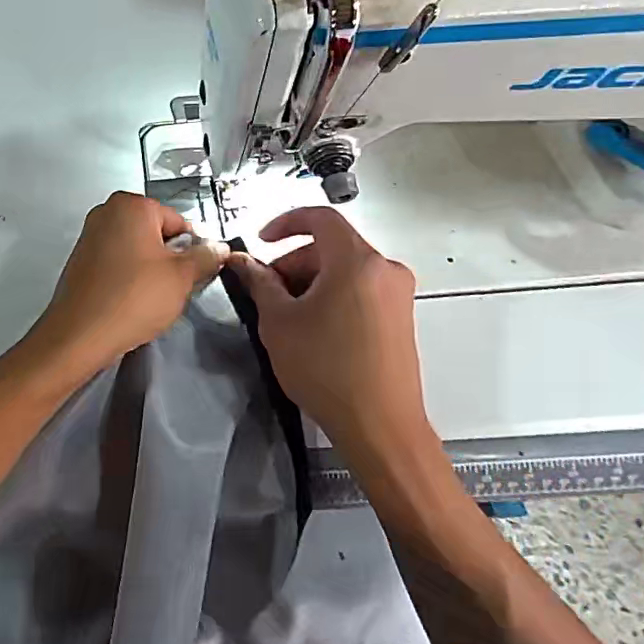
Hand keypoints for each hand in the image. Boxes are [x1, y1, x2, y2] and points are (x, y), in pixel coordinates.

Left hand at [30, 192, 228, 368]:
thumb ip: (205, 257)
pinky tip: (131, 300)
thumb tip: (218, 248)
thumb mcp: (182, 277)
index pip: (179, 222)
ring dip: (149, 270)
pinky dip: (127, 278)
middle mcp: (106, 212)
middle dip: (169, 258)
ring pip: (136, 249)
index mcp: (131, 205)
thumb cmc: (132, 298)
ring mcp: (90, 235)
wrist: (81, 334)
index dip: (192, 248)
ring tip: (151, 297)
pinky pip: (116, 263)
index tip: (195, 271)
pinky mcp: (80, 260)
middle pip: (156, 233)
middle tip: (174, 286)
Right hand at [226, 207, 432, 449]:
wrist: (380, 426)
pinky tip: (313, 328)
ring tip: (287, 315)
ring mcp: (398, 294)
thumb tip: (242, 262)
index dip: (286, 222)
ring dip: (311, 280)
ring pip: (345, 269)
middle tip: (267, 290)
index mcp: (357, 261)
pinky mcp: (401, 317)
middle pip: (332, 246)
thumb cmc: (326, 369)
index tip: (262, 239)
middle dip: (294, 261)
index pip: (321, 218)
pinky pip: (361, 289)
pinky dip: (333, 295)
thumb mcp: (279, 322)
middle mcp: (385, 269)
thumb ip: (259, 283)